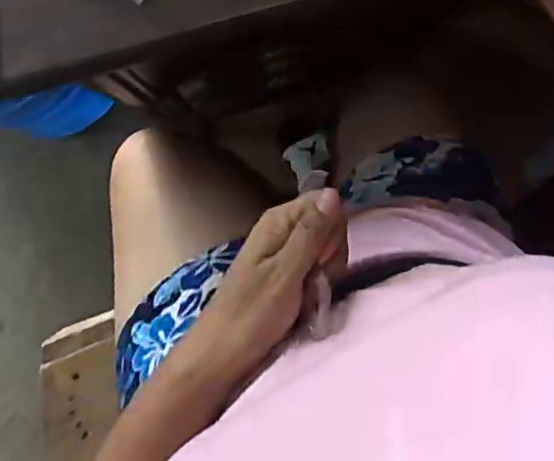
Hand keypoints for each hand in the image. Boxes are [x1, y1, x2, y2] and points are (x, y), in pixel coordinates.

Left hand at [174, 189, 347, 386]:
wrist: (220, 359)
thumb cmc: (251, 315)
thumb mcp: (286, 272)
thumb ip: (311, 233)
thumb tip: (333, 193)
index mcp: (279, 220)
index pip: (325, 202)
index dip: (332, 230)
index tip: (322, 259)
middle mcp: (282, 229)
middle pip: (327, 227)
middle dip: (330, 256)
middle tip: (314, 282)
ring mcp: (283, 254)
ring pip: (324, 252)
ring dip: (324, 276)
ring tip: (307, 299)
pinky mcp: (284, 277)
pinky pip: (313, 272)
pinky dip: (315, 289)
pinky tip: (305, 306)